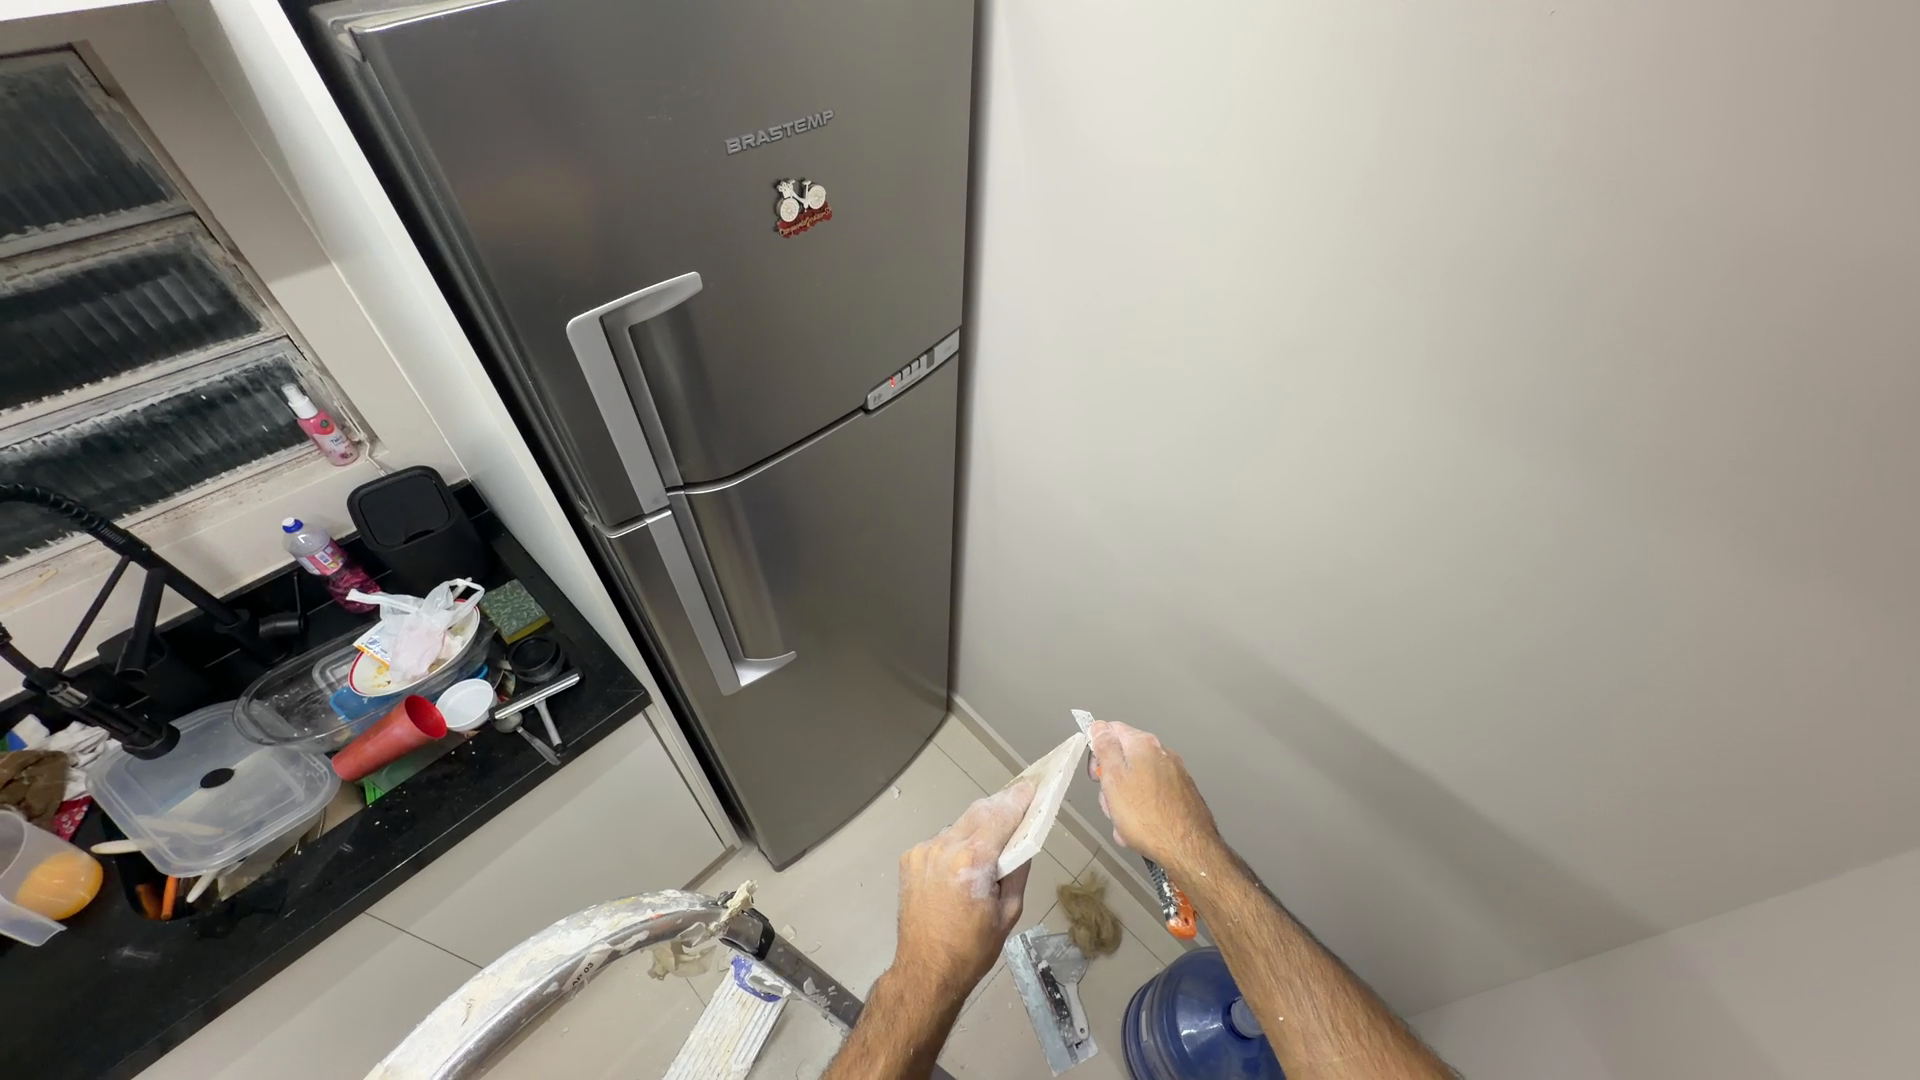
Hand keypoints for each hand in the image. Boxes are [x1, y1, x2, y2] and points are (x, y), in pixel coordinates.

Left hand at [892, 781, 1035, 999]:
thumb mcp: (1009, 911)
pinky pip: (942, 841)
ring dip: (977, 827)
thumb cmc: (973, 948)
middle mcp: (945, 847)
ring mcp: (924, 850)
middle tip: (1018, 800)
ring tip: (991, 841)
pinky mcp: (911, 857)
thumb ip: (1017, 870)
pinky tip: (962, 864)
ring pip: (959, 825)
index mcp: (973, 860)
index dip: (1018, 799)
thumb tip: (1022, 841)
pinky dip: (956, 844)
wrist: (925, 970)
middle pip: (979, 811)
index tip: (1032, 786)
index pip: (1001, 816)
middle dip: (1000, 805)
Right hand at [1087, 720, 1222, 876]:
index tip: (1095, 772)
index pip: (1110, 730)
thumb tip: (1099, 727)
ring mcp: (1175, 775)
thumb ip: (1105, 748)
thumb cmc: (1147, 816)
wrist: (1187, 849)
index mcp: (1143, 744)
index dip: (1097, 749)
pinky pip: (1152, 797)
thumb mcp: (1113, 778)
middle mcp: (1163, 754)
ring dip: (1125, 801)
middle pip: (1124, 758)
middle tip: (1110, 803)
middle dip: (1112, 781)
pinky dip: (1143, 810)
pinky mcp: (1183, 795)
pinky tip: (1141, 830)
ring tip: (1125, 824)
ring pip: (1137, 781)